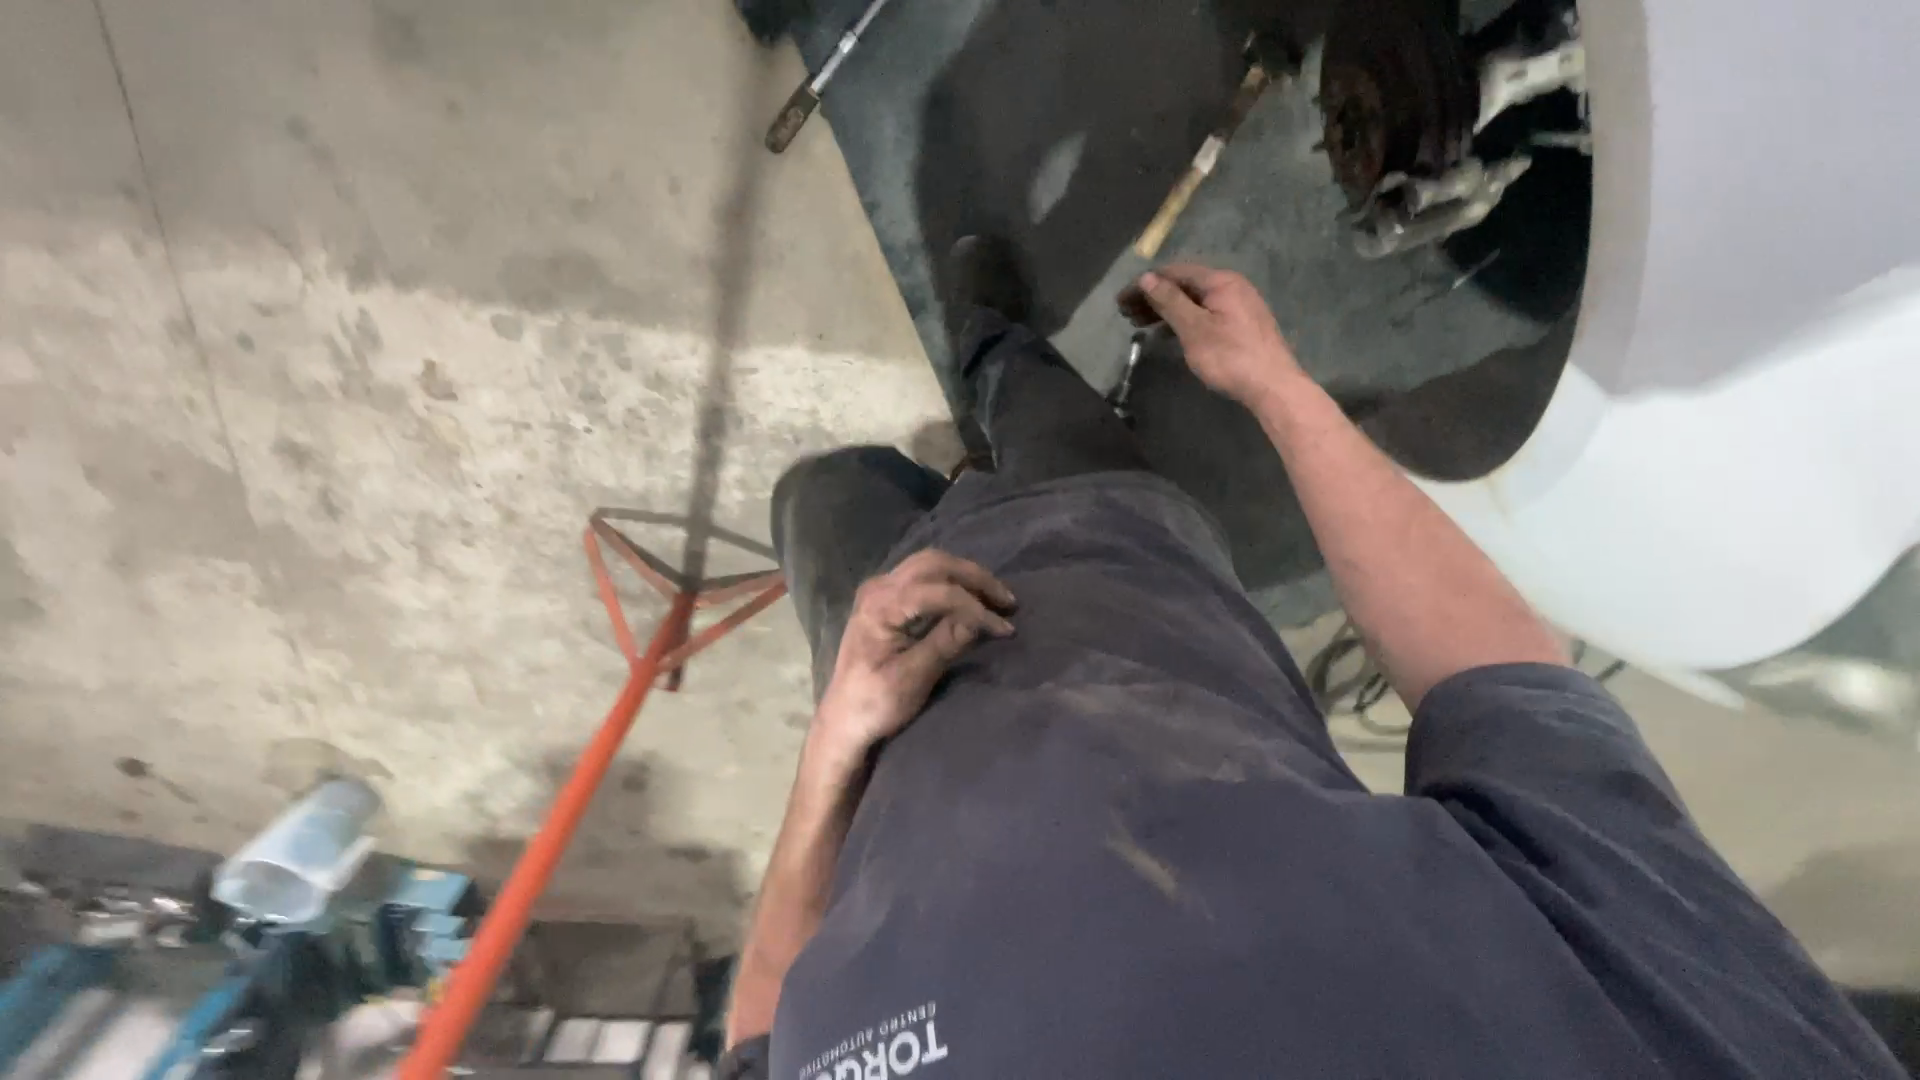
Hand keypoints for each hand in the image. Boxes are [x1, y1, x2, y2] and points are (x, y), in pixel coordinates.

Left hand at [811, 550, 1015, 766]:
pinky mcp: (886, 598)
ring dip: (965, 577)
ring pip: (930, 564)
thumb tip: (979, 619)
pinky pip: (923, 575)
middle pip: (934, 564)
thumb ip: (945, 644)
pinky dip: (951, 581)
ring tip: (995, 598)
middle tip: (1007, 601)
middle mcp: (878, 588)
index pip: (938, 592)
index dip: (975, 607)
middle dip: (975, 579)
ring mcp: (879, 589)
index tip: (1004, 628)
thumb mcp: (912, 679)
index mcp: (880, 607)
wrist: (844, 718)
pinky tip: (971, 597)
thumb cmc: (874, 704)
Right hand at [1117, 263, 1304, 408]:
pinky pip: (1204, 313)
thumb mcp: (1194, 328)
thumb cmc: (1229, 356)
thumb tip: (1147, 278)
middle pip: (1184, 285)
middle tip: (1126, 315)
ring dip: (1165, 310)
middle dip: (1153, 297)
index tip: (1121, 301)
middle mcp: (1231, 286)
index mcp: (1220, 281)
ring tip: (1140, 325)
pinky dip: (1182, 320)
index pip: (1175, 272)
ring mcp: (1238, 306)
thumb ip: (1169, 301)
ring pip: (1194, 301)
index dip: (1145, 284)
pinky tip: (1167, 334)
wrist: (1272, 386)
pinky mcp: (1240, 325)